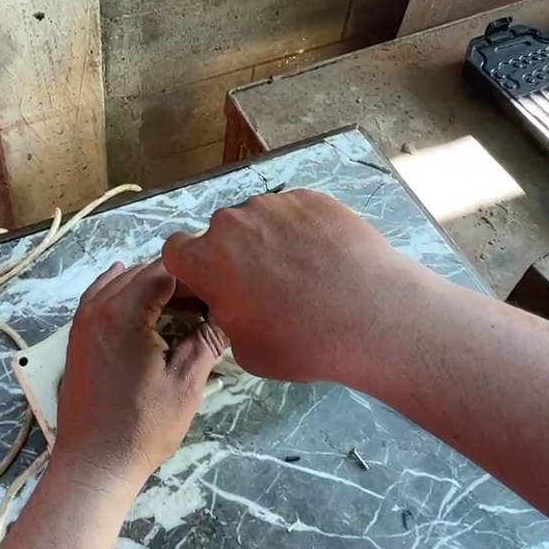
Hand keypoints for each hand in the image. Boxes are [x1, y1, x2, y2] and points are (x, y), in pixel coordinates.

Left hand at [53, 260, 228, 492]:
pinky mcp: (78, 335)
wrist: (93, 464)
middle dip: (176, 281)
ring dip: (151, 286)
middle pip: (143, 273)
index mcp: (124, 313)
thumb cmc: (141, 428)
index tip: (218, 291)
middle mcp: (99, 308)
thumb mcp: (185, 384)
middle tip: (206, 301)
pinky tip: (135, 289)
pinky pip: (100, 296)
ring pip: (122, 282)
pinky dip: (122, 290)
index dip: (195, 277)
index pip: (165, 272)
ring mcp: (84, 320)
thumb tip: (229, 316)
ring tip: (182, 306)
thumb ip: (207, 341)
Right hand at [161, 189, 428, 384]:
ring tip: (305, 273)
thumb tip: (235, 303)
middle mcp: (231, 223)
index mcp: (206, 260)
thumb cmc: (304, 342)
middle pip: (221, 234)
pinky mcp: (310, 198)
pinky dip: (303, 231)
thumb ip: (227, 316)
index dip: (192, 267)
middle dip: (235, 255)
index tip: (212, 283)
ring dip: (270, 241)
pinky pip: (295, 212)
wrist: (373, 316)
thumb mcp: (247, 350)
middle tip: (267, 285)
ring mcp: (273, 205)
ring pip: (259, 221)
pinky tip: (328, 259)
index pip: (175, 250)